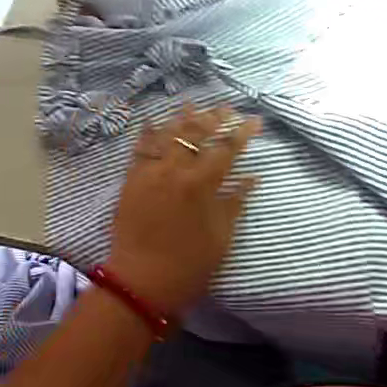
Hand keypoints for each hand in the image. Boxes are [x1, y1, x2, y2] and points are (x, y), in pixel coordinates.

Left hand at [106, 106, 260, 313]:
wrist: (141, 282)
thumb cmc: (189, 265)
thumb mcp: (221, 237)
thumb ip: (235, 202)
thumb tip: (252, 177)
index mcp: (201, 184)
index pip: (226, 149)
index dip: (242, 133)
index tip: (254, 120)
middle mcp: (174, 170)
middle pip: (196, 134)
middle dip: (214, 118)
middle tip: (226, 108)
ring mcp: (149, 172)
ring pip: (167, 135)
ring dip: (182, 118)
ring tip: (193, 104)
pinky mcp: (131, 180)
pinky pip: (140, 149)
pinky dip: (149, 133)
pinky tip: (154, 121)